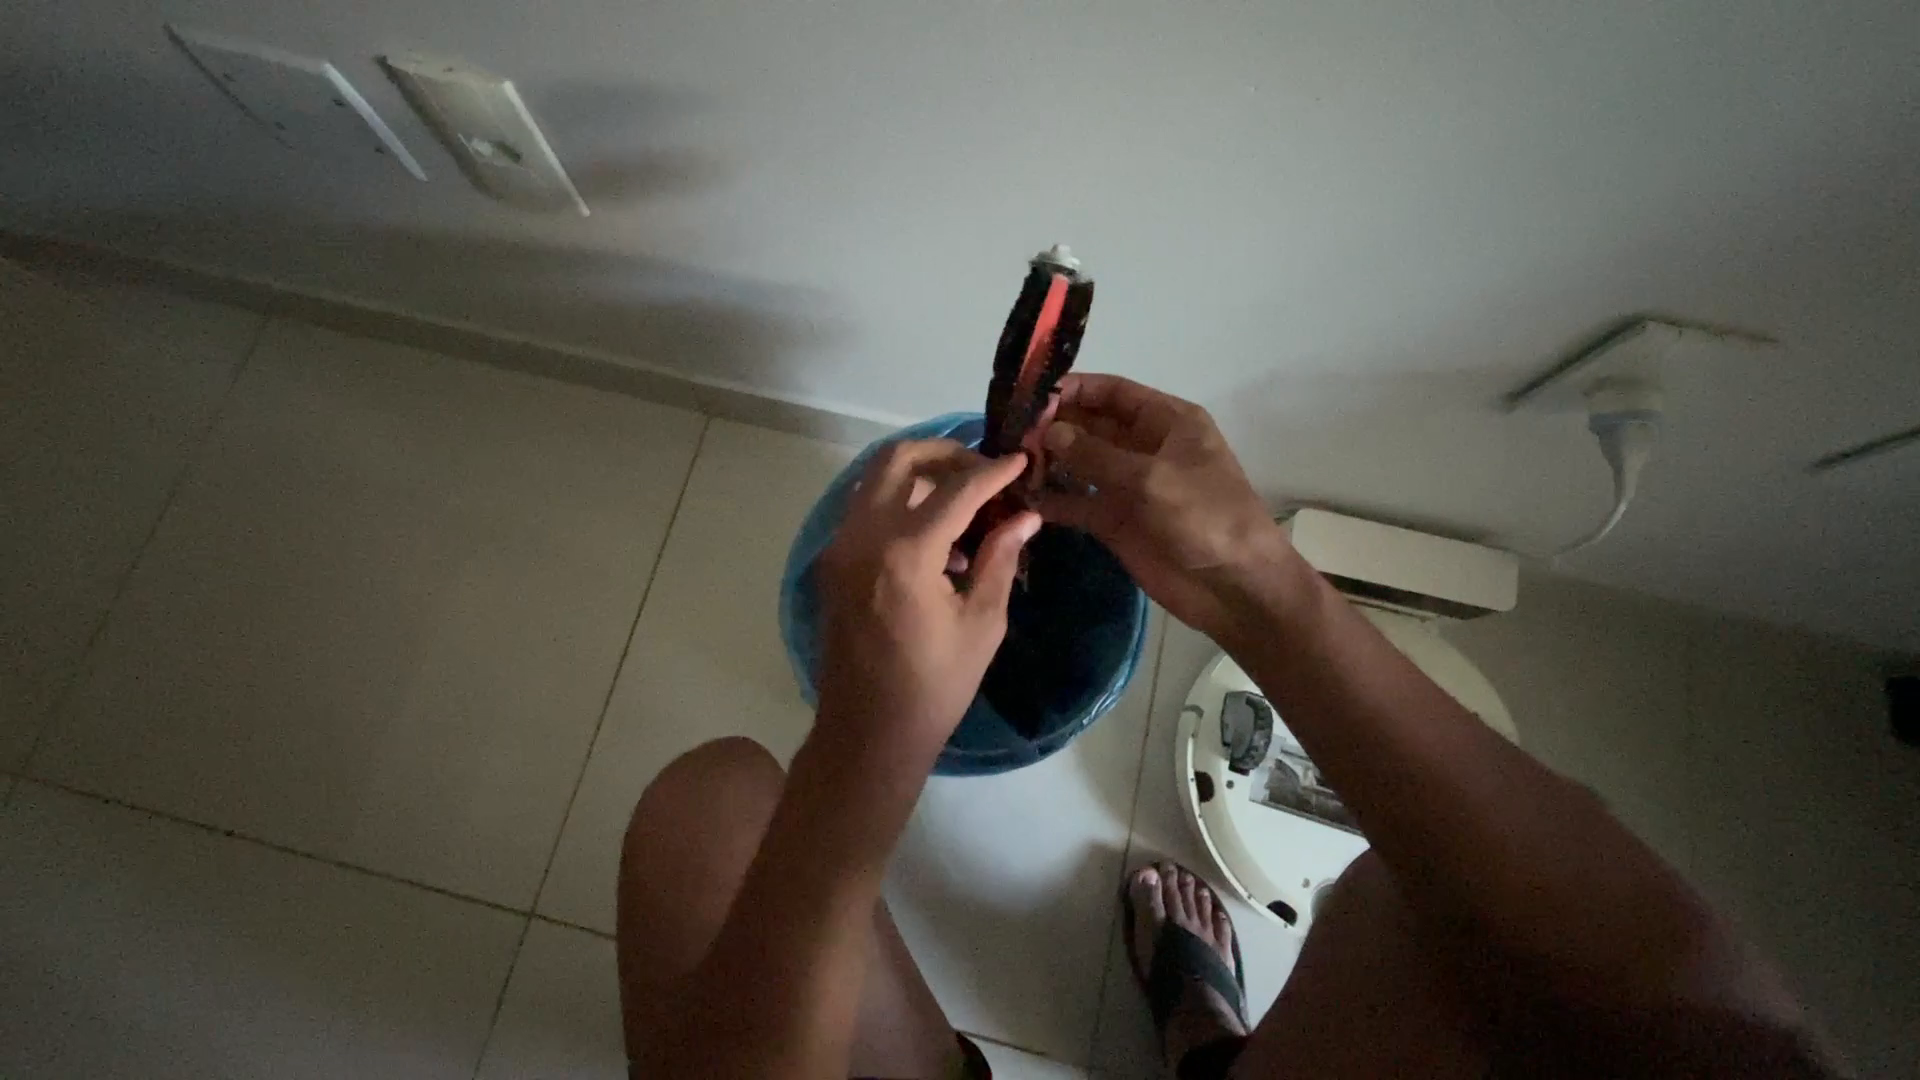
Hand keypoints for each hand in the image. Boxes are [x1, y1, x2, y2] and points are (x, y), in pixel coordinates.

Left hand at [814, 439, 1041, 756]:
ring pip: (875, 480)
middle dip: (945, 454)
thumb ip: (1001, 558)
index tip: (1021, 460)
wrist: (868, 732)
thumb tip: (1026, 517)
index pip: (956, 489)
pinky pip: (864, 510)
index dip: (994, 472)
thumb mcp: (981, 622)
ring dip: (919, 476)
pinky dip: (898, 504)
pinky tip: (935, 538)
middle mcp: (862, 536)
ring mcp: (839, 547)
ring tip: (963, 503)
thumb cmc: (934, 686)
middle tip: (983, 470)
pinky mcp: (831, 563)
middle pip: (899, 459)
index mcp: (904, 552)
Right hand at [1032, 374, 1298, 642]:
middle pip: (1091, 425)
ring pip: (1079, 464)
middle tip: (1010, 433)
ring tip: (1009, 462)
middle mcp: (1144, 448)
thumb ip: (1096, 455)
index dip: (1074, 389)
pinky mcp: (1115, 521)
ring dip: (1048, 462)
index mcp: (1166, 422)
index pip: (1113, 392)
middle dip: (1054, 426)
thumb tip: (1048, 432)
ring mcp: (1128, 486)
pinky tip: (1021, 497)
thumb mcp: (1151, 479)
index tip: (1031, 394)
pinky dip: (1053, 500)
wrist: (1233, 587)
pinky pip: (1078, 503)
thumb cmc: (1205, 518)